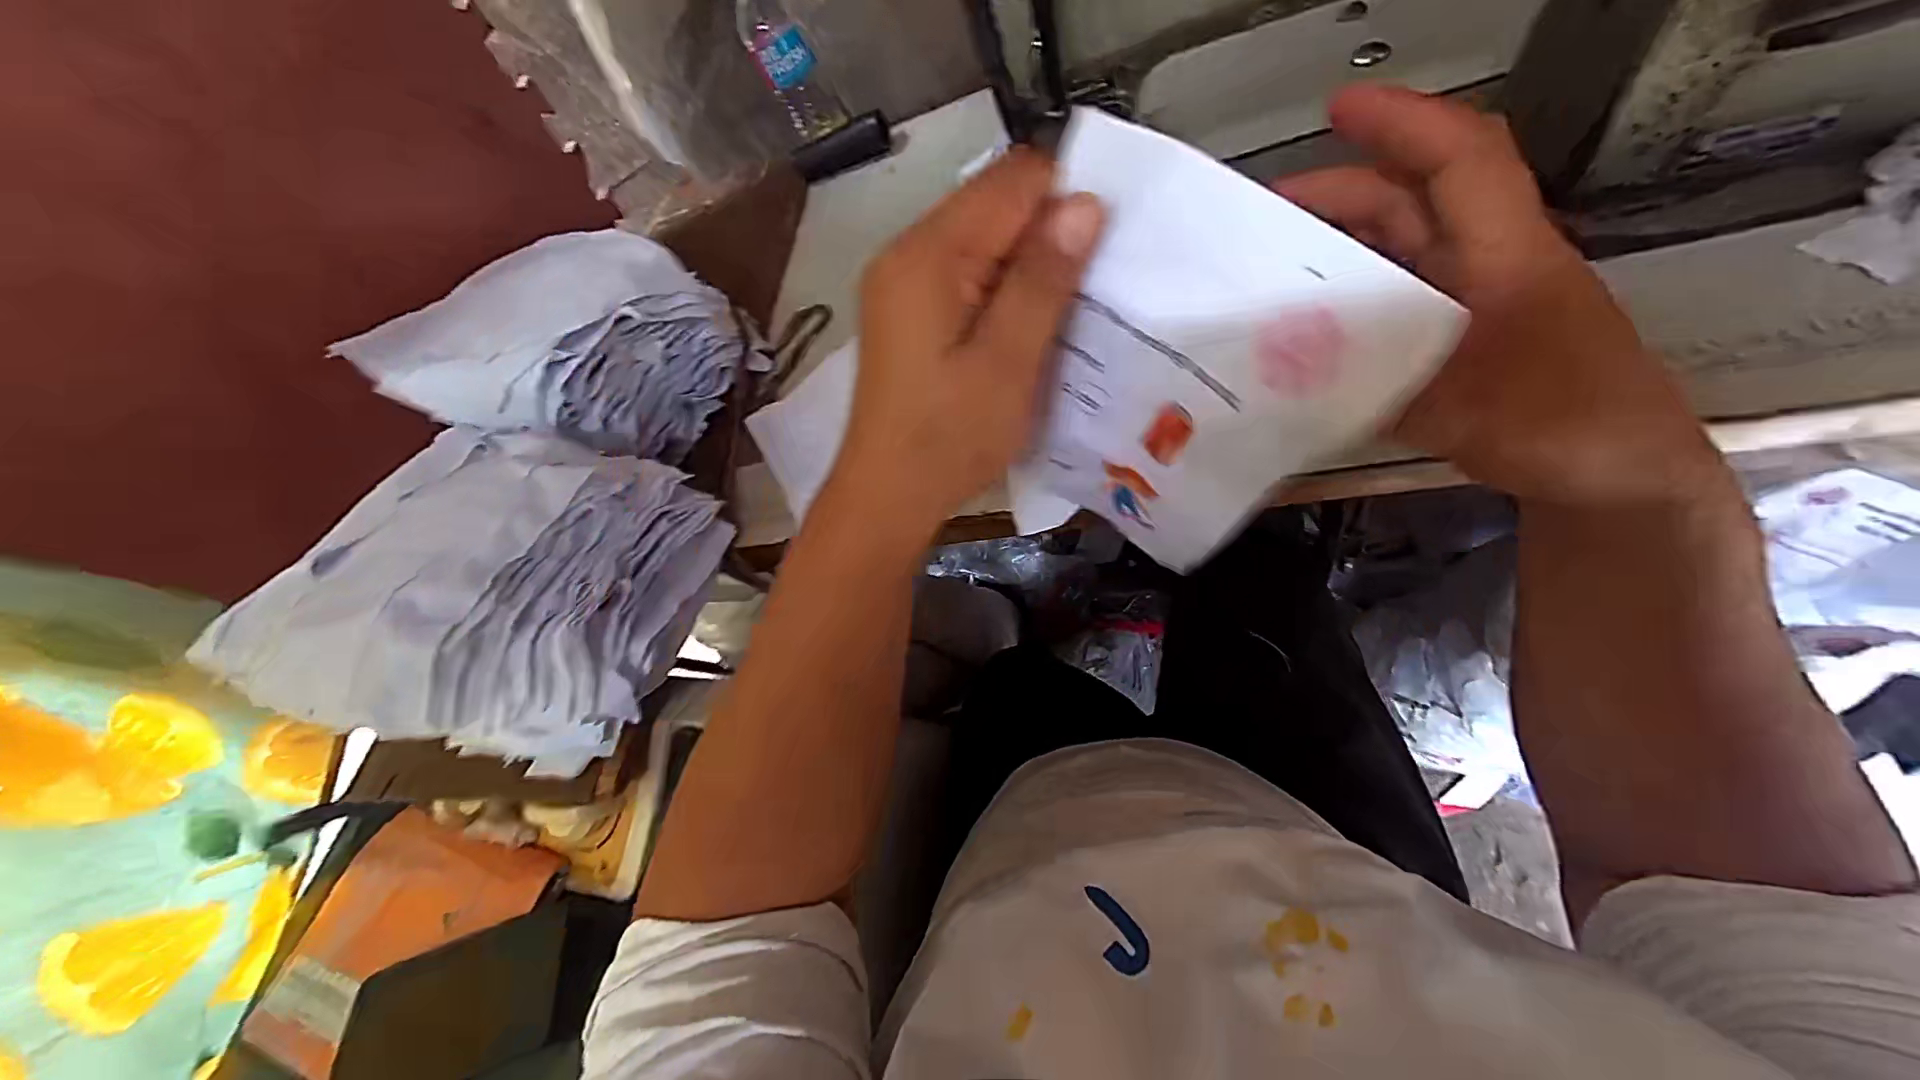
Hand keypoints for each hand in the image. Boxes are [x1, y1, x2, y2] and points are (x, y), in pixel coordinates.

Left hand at [825, 148, 1105, 533]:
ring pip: (981, 243)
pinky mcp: (906, 315)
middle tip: (1086, 293)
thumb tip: (1085, 203)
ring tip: (1059, 317)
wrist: (887, 495)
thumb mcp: (1008, 361)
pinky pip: (964, 277)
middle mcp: (906, 254)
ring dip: (1026, 268)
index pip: (1011, 181)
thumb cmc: (949, 437)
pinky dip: (1000, 292)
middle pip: (992, 207)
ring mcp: (900, 285)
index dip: (1065, 200)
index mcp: (927, 254)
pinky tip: (1021, 331)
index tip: (1102, 250)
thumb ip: (1043, 280)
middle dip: (1046, 236)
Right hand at [1277, 85, 1727, 506]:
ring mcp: (1468, 302)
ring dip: (1335, 250)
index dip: (1402, 124)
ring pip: (1397, 253)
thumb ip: (1374, 386)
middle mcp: (1484, 266)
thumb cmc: (1563, 426)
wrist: (1616, 471)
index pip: (1459, 161)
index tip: (1338, 111)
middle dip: (1338, 194)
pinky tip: (1305, 328)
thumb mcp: (1463, 408)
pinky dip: (1347, 302)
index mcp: (1506, 257)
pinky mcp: (1454, 337)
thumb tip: (1289, 371)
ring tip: (1271, 270)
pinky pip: (1391, 302)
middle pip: (1412, 202)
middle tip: (1266, 215)